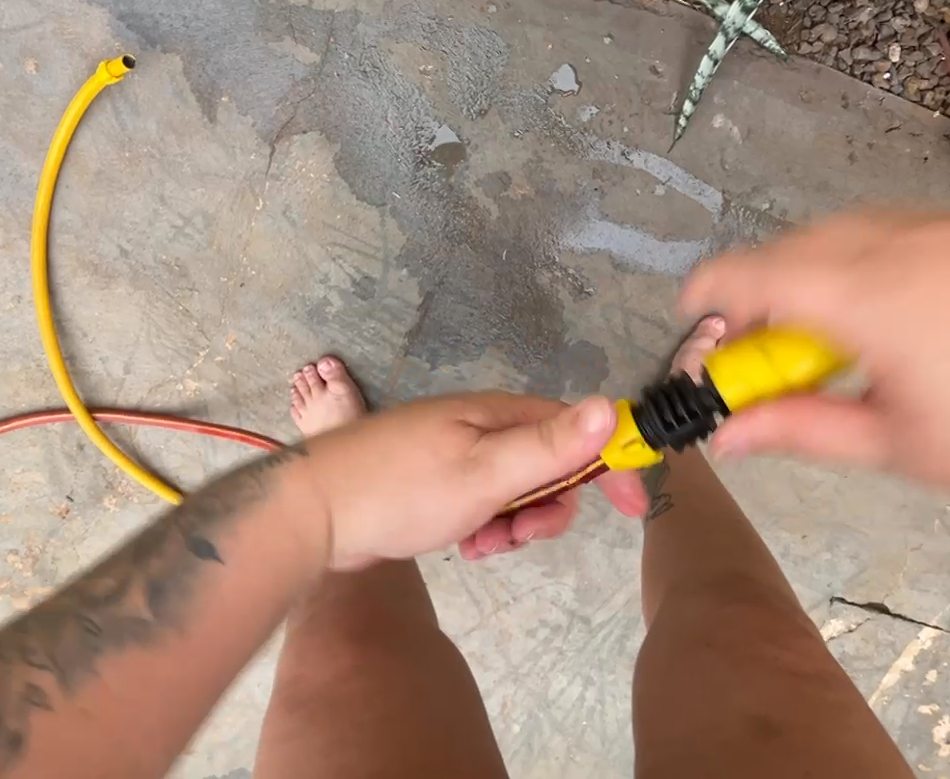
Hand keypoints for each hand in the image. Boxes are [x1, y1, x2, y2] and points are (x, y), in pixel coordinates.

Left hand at [301, 393, 615, 569]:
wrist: (316, 513)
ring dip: (514, 524)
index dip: (609, 462)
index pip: (576, 427)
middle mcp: (483, 426)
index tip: (633, 507)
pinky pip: (486, 503)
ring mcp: (458, 453)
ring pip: (517, 490)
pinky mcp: (439, 481)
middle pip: (549, 463)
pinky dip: (487, 526)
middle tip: (521, 535)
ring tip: (481, 544)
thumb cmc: (403, 488)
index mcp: (499, 413)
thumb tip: (609, 406)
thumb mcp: (485, 471)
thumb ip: (548, 445)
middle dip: (548, 506)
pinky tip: (464, 543)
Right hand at [680, 212, 949, 516]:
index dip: (710, 286)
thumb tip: (720, 436)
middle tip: (771, 334)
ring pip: (853, 226)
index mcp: (874, 298)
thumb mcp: (896, 447)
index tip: (692, 310)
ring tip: (839, 319)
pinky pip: (909, 224)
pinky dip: (876, 253)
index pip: (757, 272)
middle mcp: (907, 240)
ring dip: (820, 263)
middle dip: (765, 280)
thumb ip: (796, 428)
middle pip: (798, 242)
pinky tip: (908, 302)